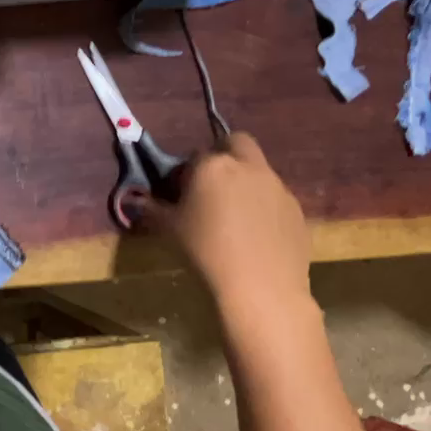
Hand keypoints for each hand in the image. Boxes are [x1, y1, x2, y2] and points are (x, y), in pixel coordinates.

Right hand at [144, 133, 311, 316]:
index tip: (180, 192)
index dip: (186, 172)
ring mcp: (278, 187)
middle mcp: (248, 167)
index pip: (195, 155)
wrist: (261, 287)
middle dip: (224, 154)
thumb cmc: (206, 251)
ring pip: (259, 171)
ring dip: (245, 182)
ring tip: (234, 217)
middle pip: (237, 142)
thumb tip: (133, 201)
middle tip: (211, 185)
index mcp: (212, 166)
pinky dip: (263, 207)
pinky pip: (275, 198)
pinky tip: (255, 235)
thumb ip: (150, 209)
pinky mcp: (297, 210)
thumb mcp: (168, 230)